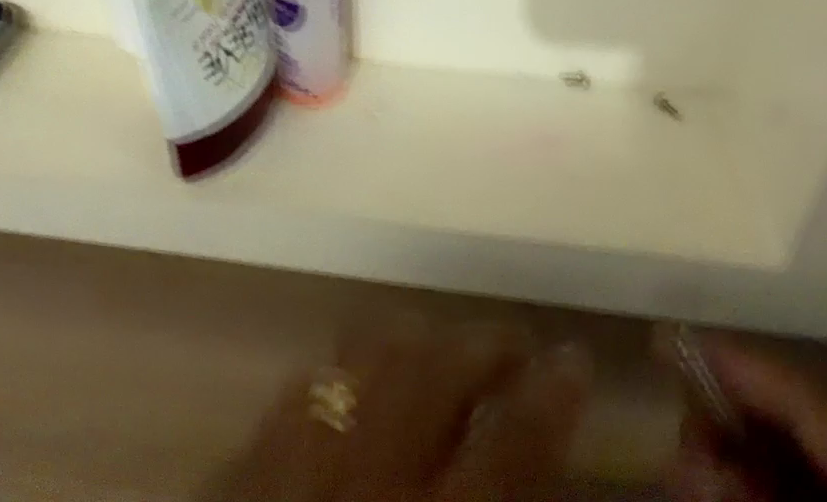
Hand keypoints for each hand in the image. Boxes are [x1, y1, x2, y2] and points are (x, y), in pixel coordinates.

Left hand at [203, 315, 592, 501]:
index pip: (513, 440)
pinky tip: (362, 374)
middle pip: (438, 370)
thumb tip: (538, 461)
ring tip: (444, 344)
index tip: (576, 358)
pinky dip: (348, 365)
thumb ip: (500, 492)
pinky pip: (308, 379)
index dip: (553, 393)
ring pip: (369, 354)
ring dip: (417, 340)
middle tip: (515, 343)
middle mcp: (370, 470)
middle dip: (485, 343)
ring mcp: (301, 451)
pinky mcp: (251, 448)